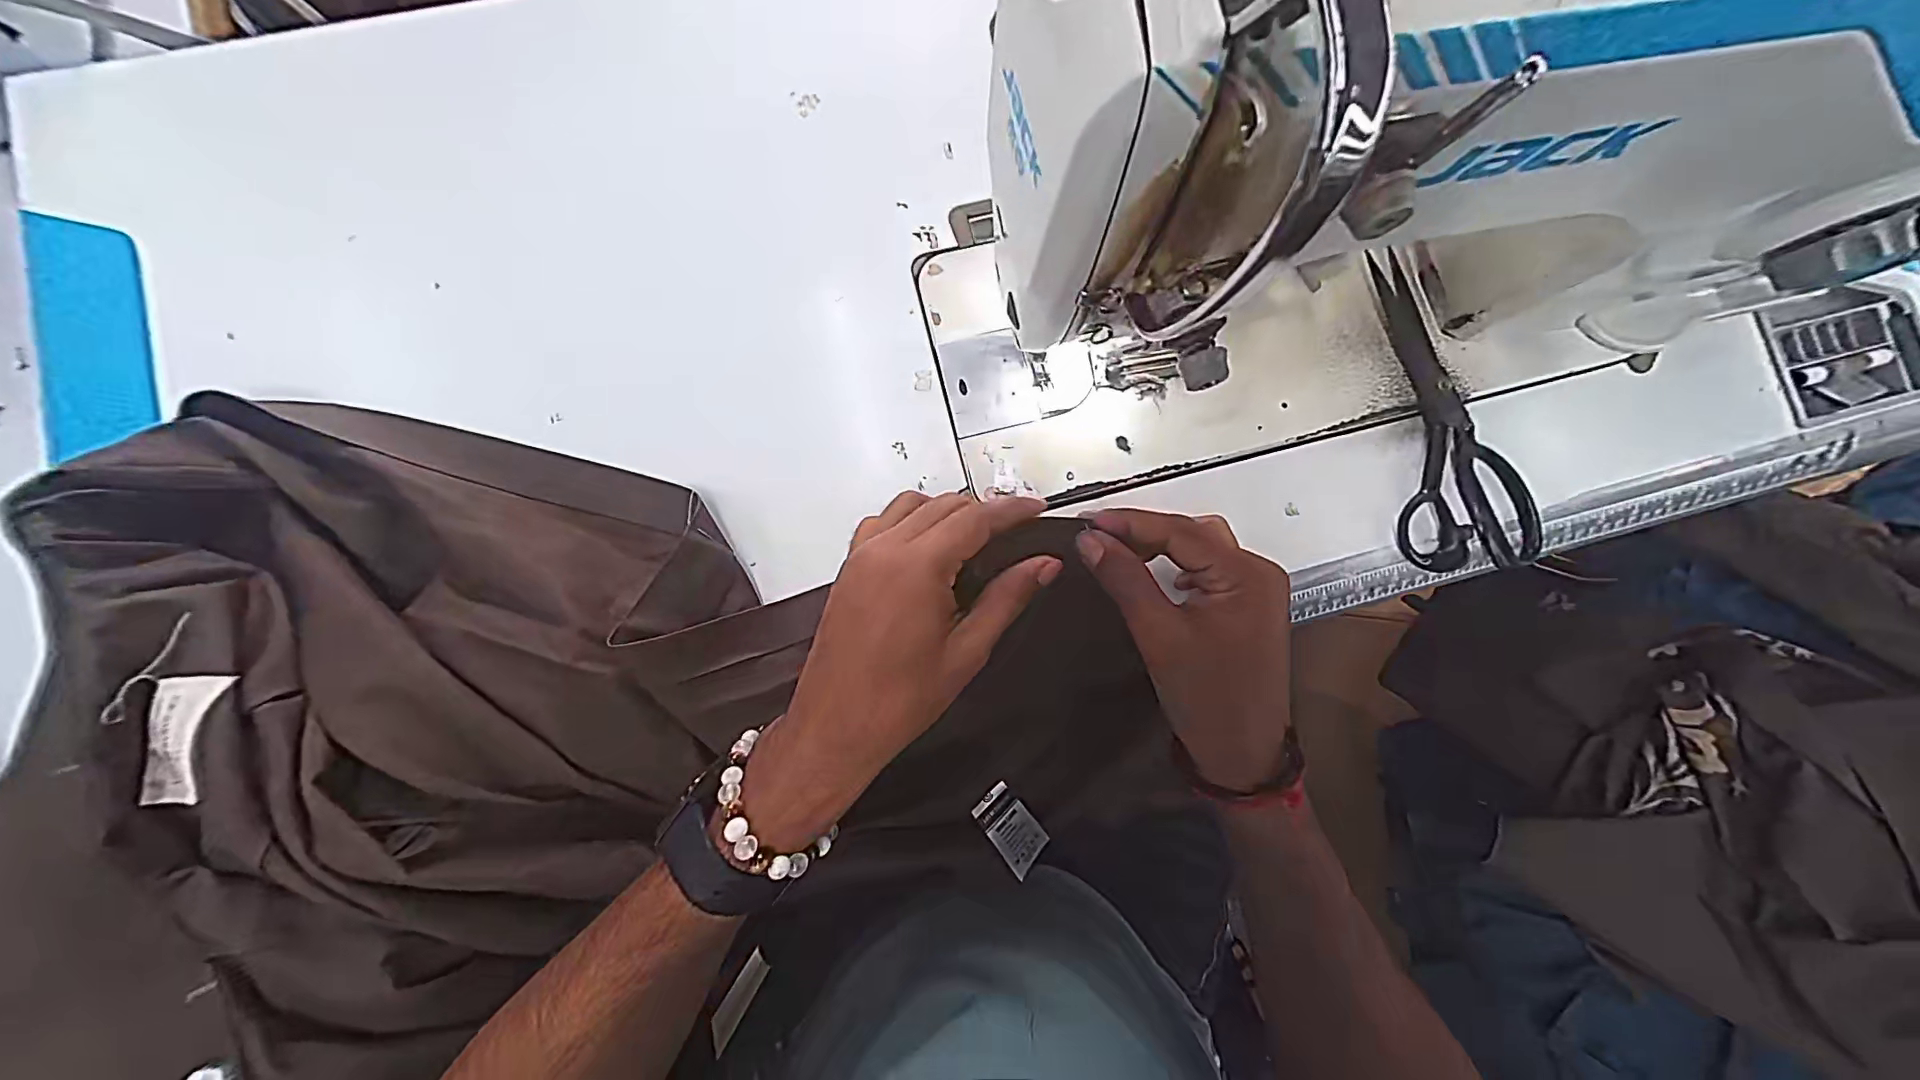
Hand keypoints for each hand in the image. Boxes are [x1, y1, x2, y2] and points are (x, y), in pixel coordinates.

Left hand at [744, 492, 1060, 847]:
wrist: (837, 725)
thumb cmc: (891, 701)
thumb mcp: (966, 651)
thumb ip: (1007, 598)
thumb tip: (1039, 568)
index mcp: (916, 568)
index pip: (975, 517)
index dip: (1012, 510)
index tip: (1032, 509)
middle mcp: (883, 553)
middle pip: (944, 504)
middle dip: (983, 510)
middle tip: (1012, 531)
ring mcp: (861, 558)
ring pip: (911, 504)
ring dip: (945, 510)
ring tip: (973, 539)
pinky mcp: (848, 569)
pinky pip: (881, 523)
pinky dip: (909, 521)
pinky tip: (926, 548)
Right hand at [1076, 509, 1292, 791]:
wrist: (1241, 752)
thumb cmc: (1208, 699)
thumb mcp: (1158, 633)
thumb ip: (1124, 579)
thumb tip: (1093, 541)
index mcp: (1245, 576)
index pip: (1180, 530)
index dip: (1130, 522)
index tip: (1089, 523)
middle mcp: (1258, 574)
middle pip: (1193, 532)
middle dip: (1144, 530)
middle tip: (1098, 535)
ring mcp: (1257, 589)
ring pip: (1201, 546)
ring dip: (1161, 544)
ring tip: (1120, 549)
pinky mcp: (1248, 605)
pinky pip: (1208, 567)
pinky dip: (1177, 563)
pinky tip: (1154, 574)